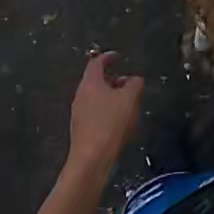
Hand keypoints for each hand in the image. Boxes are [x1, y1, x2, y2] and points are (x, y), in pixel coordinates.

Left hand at [67, 52, 142, 178]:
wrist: (92, 157)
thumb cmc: (111, 123)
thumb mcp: (130, 98)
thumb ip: (135, 84)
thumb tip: (134, 79)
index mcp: (90, 84)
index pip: (96, 63)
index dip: (108, 57)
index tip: (117, 56)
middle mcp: (80, 95)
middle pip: (95, 80)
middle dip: (111, 78)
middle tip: (127, 80)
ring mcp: (78, 112)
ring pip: (95, 95)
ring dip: (110, 94)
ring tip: (126, 99)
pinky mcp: (81, 127)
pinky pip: (94, 109)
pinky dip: (106, 107)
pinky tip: (118, 117)